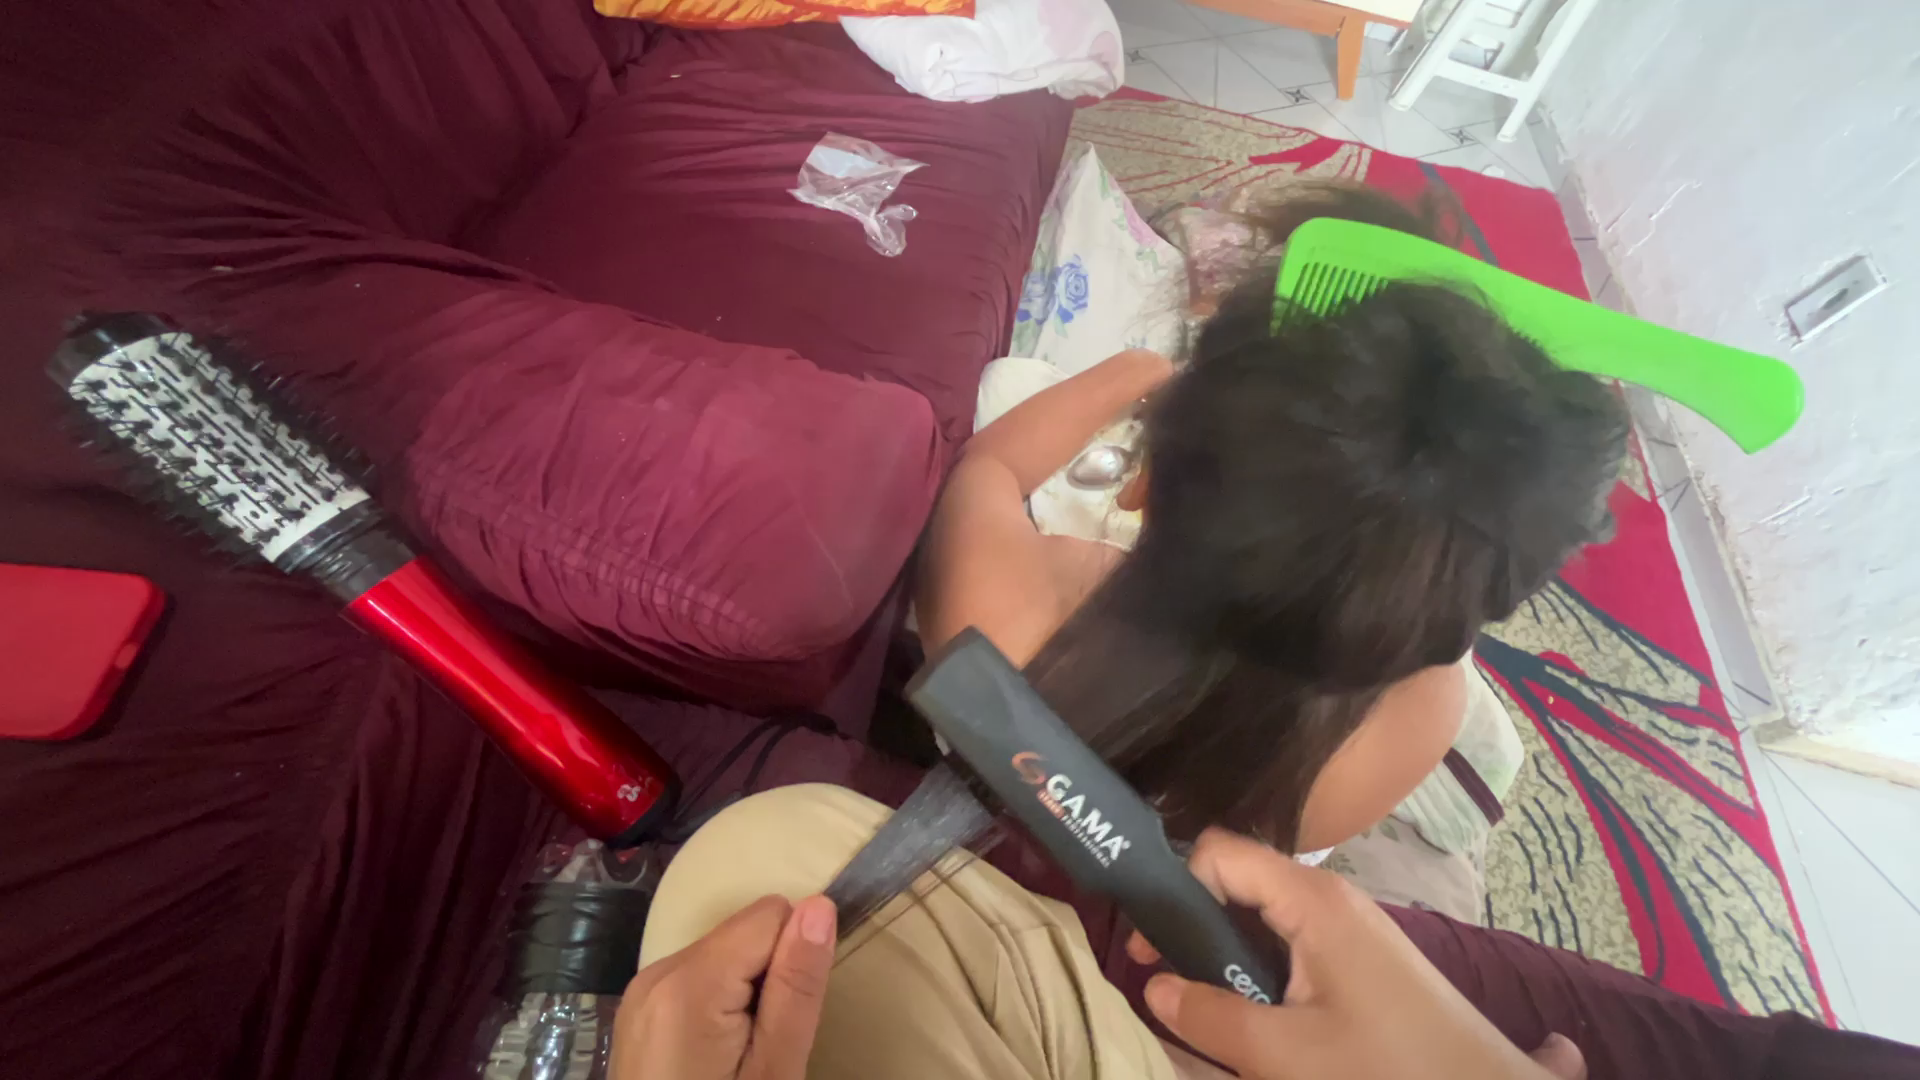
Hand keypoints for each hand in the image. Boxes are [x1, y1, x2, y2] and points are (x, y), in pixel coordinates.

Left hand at [611, 894, 836, 1079]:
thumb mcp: (774, 1073)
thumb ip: (796, 985)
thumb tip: (821, 904)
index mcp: (689, 983)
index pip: (771, 914)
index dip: (794, 958)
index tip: (784, 1019)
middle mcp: (657, 971)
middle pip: (746, 930)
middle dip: (769, 974)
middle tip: (761, 1048)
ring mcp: (642, 991)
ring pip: (727, 950)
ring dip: (747, 989)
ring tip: (737, 1058)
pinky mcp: (638, 1010)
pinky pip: (701, 974)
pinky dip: (721, 1001)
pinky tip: (713, 1057)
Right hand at [1131, 831, 1583, 1079]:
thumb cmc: (1393, 1073)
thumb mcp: (1291, 1057)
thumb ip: (1213, 1018)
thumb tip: (1153, 987)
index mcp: (1310, 898)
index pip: (1218, 851)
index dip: (1177, 886)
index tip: (1153, 942)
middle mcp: (1327, 892)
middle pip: (1237, 874)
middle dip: (1195, 917)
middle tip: (1170, 972)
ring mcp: (1349, 919)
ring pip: (1262, 906)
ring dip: (1227, 943)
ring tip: (1209, 994)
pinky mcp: (1361, 949)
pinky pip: (1290, 931)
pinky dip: (1259, 957)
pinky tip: (1258, 1004)